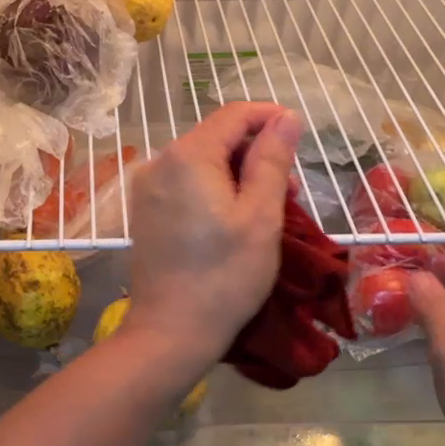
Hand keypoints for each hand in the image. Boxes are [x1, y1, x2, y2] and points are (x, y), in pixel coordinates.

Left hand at [120, 102, 301, 377]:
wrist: (170, 331)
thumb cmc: (224, 276)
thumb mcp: (260, 216)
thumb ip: (272, 160)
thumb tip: (286, 117)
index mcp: (187, 156)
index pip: (234, 115)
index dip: (270, 118)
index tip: (299, 137)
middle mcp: (159, 161)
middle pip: (215, 136)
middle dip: (255, 151)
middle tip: (289, 189)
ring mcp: (147, 186)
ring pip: (201, 160)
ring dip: (237, 173)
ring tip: (269, 206)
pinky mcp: (145, 210)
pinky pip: (185, 183)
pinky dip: (214, 188)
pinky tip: (235, 217)